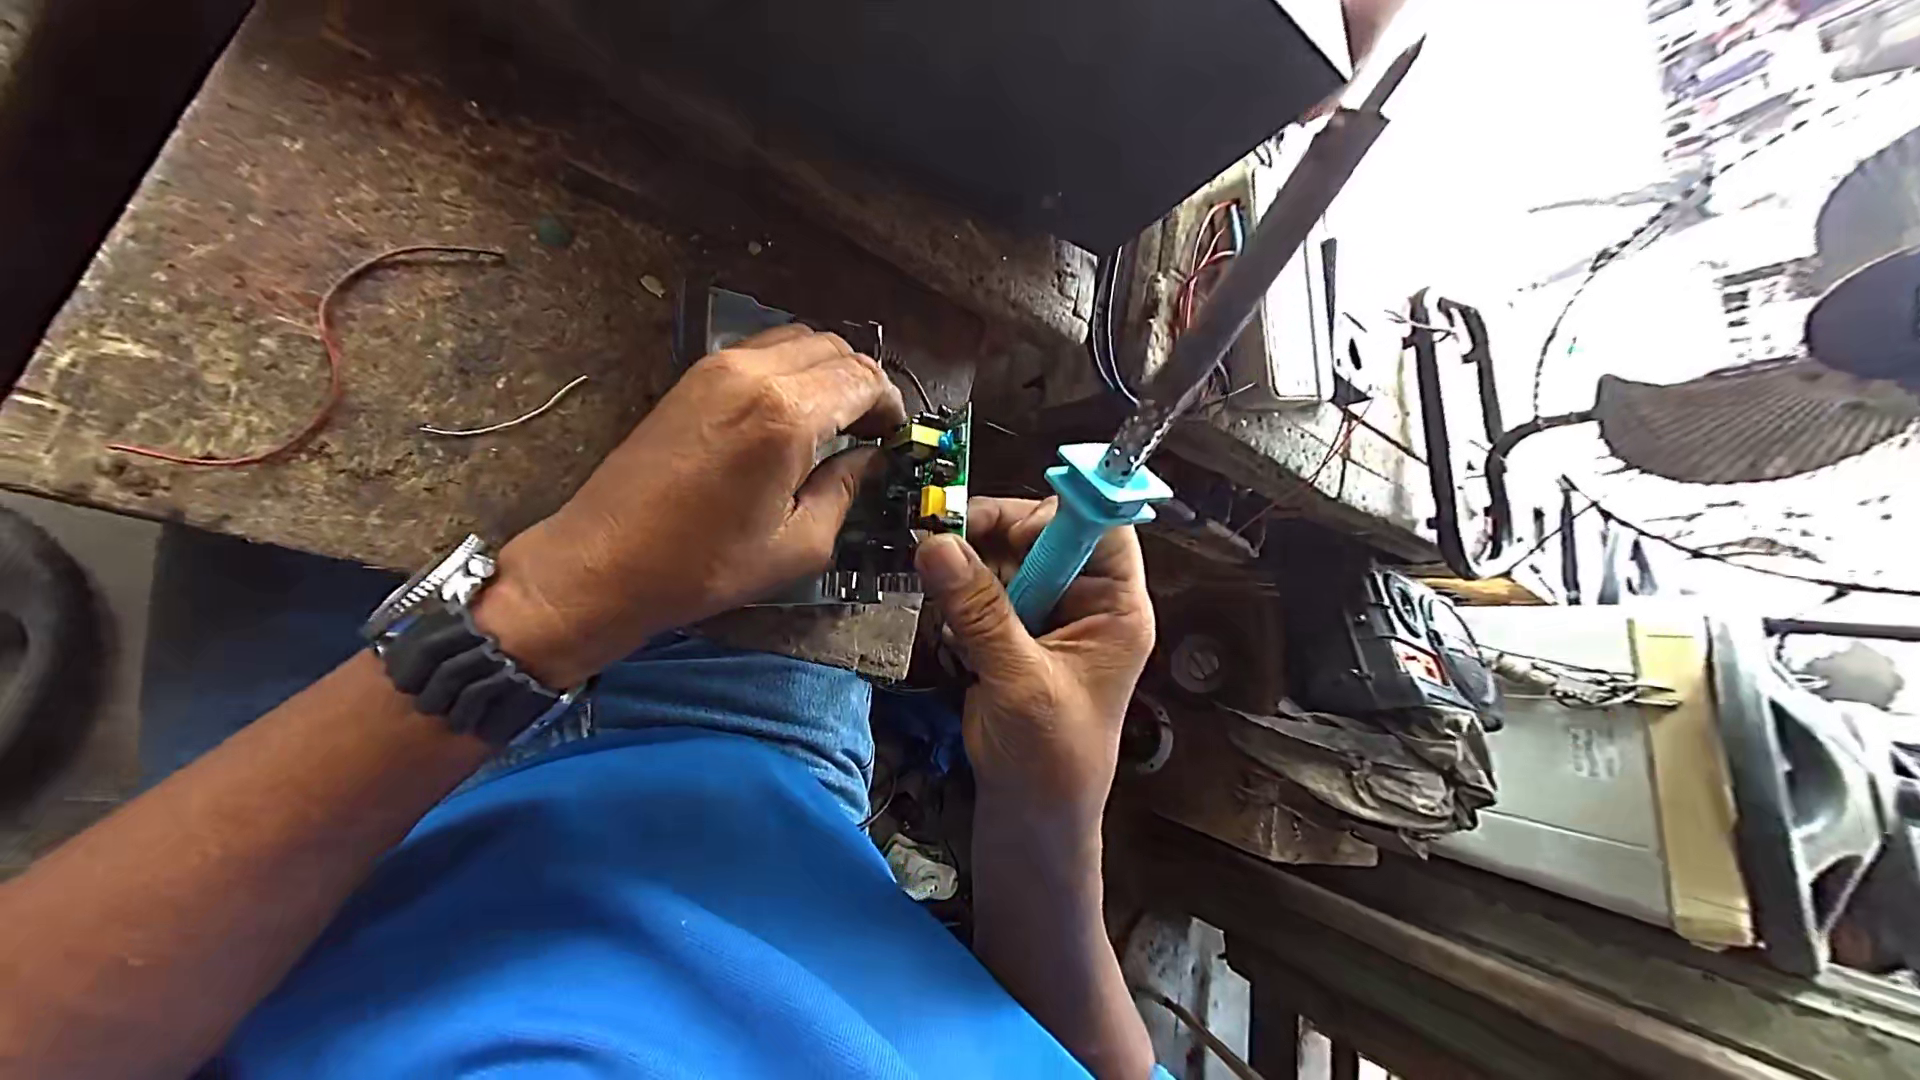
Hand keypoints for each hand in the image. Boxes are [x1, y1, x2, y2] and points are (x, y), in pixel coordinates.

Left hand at [477, 325, 905, 684]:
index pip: (864, 378)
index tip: (893, 436)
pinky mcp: (694, 377)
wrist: (606, 562)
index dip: (890, 404)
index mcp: (787, 415)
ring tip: (833, 422)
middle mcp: (754, 373)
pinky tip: (791, 415)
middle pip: (835, 349)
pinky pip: (763, 352)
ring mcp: (717, 367)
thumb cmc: (706, 565)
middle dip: (864, 385)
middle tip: (868, 431)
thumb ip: (845, 490)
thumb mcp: (799, 544)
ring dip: (828, 373)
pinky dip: (792, 371)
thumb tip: (867, 460)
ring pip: (799, 341)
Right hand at [914, 497, 1154, 827]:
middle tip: (946, 553)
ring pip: (1002, 558)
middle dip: (993, 542)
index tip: (1001, 523)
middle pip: (1040, 534)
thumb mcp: (1020, 681)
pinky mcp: (1010, 628)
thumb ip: (980, 612)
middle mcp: (1082, 599)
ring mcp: (1043, 612)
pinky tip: (956, 642)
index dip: (1058, 513)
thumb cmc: (1050, 759)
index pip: (1101, 528)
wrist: (1030, 813)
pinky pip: (979, 588)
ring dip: (968, 577)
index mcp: (1114, 608)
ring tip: (951, 616)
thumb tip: (937, 545)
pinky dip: (958, 602)